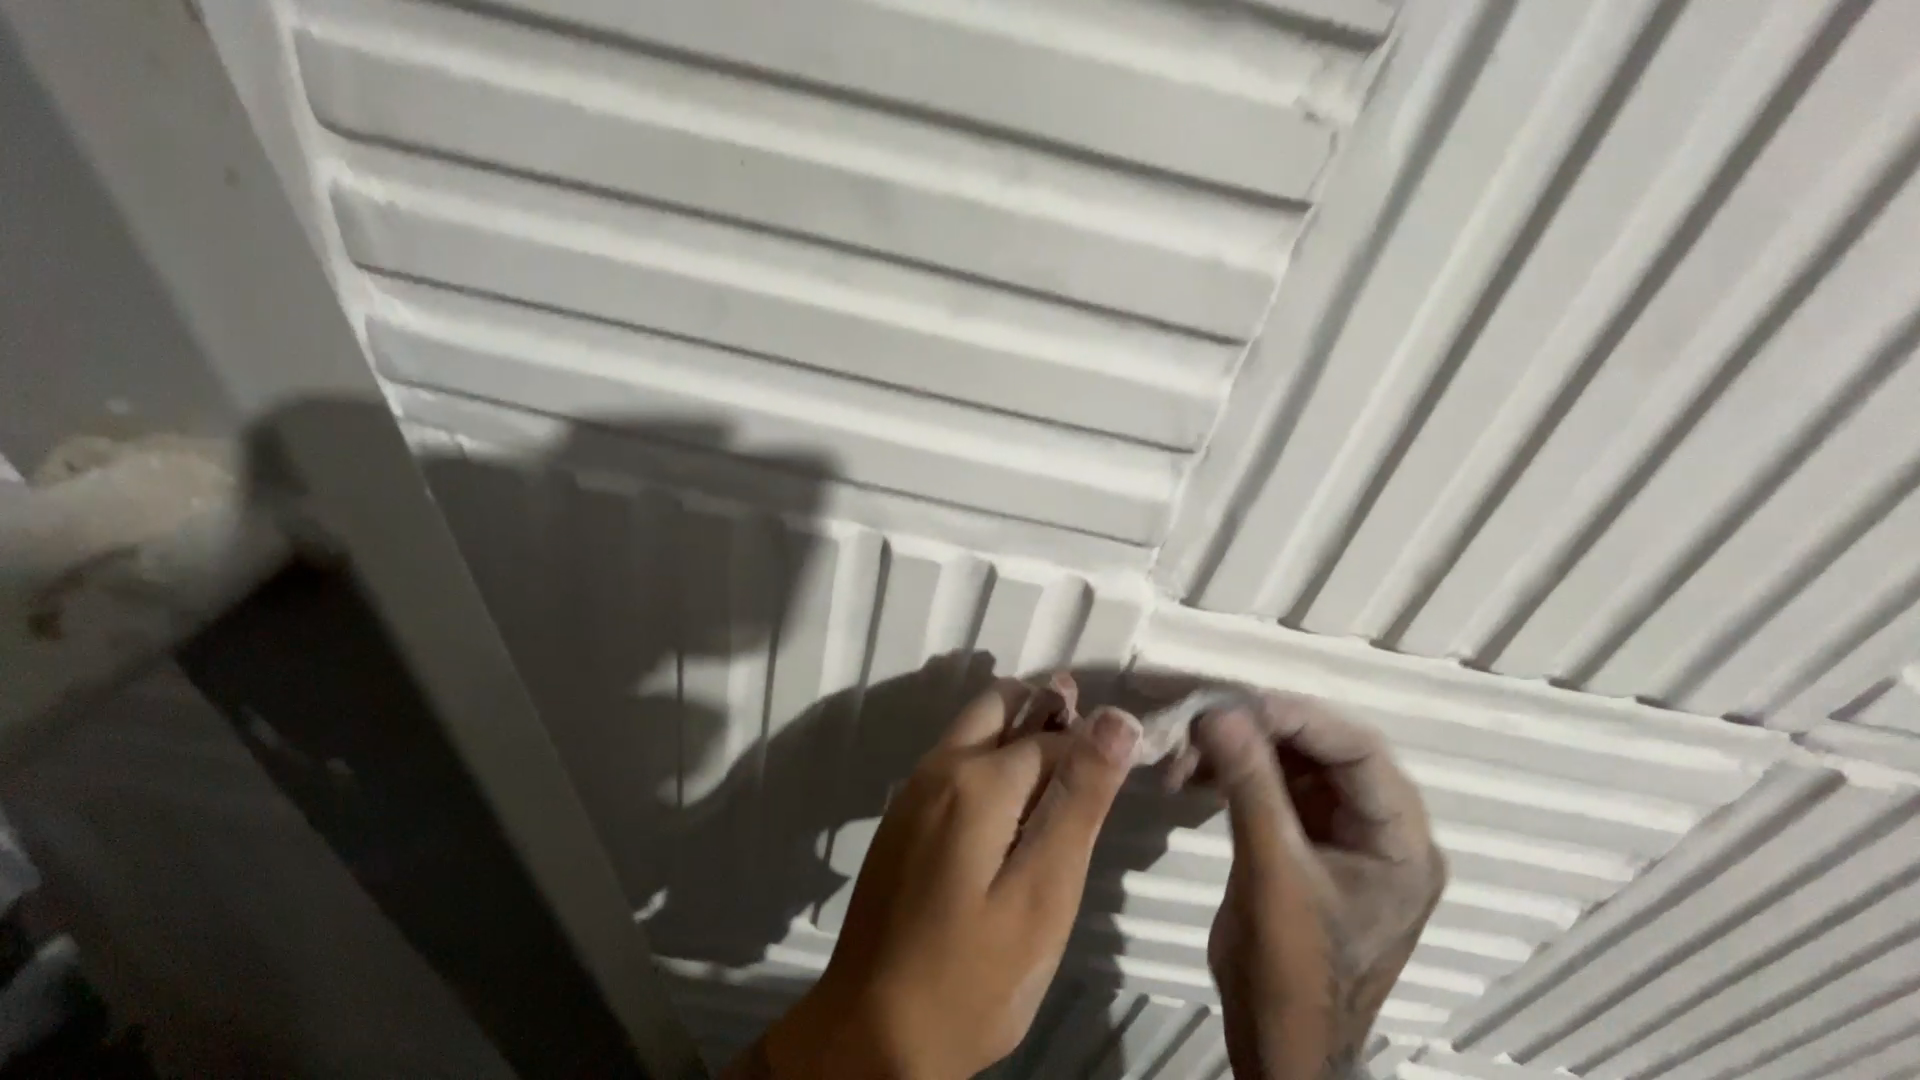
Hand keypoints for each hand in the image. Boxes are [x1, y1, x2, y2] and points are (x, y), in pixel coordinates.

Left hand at [755, 675, 1140, 1078]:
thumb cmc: (973, 976)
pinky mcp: (904, 820)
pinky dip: (994, 759)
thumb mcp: (1043, 893)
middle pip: (1002, 704)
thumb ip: (1079, 800)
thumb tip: (1116, 719)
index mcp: (977, 778)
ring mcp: (914, 792)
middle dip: (1052, 712)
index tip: (1136, 760)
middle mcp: (938, 767)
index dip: (1100, 741)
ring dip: (1023, 730)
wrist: (873, 1031)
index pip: (1056, 732)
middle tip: (1099, 754)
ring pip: (976, 728)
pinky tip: (1021, 807)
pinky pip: (956, 762)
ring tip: (1071, 775)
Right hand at [1192, 696, 1445, 1079]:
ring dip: (1241, 753)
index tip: (1235, 703)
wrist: (1278, 1046)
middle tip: (1202, 721)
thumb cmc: (1291, 973)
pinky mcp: (1307, 844)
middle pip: (1326, 753)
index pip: (1360, 752)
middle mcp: (1383, 831)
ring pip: (1295, 767)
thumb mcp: (1272, 875)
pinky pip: (1275, 791)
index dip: (1299, 718)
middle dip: (1261, 733)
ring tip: (1186, 750)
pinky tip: (1193, 776)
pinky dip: (1234, 777)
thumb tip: (1218, 711)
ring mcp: (1344, 837)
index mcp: (1402, 843)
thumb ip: (1251, 787)